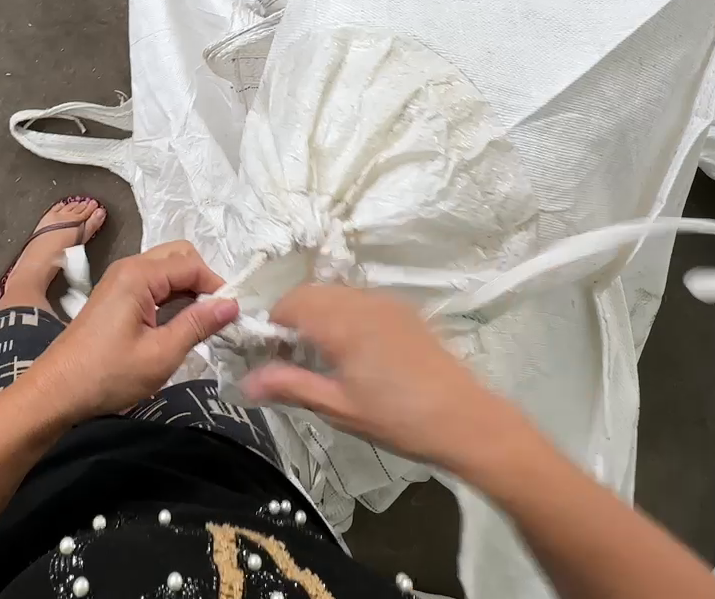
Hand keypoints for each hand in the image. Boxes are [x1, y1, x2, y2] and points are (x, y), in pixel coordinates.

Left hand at [20, 241, 239, 422]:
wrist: (57, 391)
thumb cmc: (108, 375)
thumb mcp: (161, 354)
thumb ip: (197, 324)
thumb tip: (231, 304)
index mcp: (139, 275)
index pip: (191, 264)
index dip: (217, 285)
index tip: (234, 314)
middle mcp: (130, 266)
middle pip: (179, 256)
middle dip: (203, 280)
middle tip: (218, 315)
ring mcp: (120, 279)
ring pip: (167, 268)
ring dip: (189, 288)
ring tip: (204, 322)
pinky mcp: (116, 294)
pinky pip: (154, 282)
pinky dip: (172, 295)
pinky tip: (181, 321)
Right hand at [238, 285, 537, 469]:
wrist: (467, 420)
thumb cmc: (398, 419)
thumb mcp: (338, 408)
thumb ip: (290, 386)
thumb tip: (246, 381)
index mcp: (340, 322)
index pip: (288, 304)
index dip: (272, 327)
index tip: (271, 357)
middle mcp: (359, 300)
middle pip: (310, 293)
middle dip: (293, 318)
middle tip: (292, 358)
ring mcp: (384, 301)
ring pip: (334, 294)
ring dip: (318, 314)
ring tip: (322, 356)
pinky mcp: (402, 310)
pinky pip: (359, 300)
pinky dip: (343, 314)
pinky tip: (354, 350)